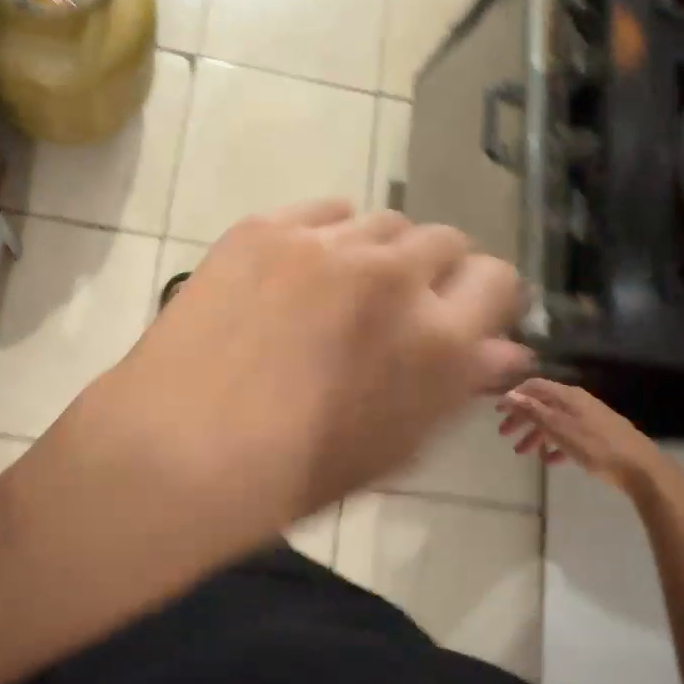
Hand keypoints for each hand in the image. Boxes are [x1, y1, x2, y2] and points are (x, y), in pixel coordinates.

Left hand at [75, 199, 531, 531]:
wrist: (177, 452)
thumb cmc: (294, 474)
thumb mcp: (394, 445)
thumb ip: (456, 386)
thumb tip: (506, 349)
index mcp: (436, 337)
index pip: (497, 279)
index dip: (485, 297)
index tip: (465, 314)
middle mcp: (391, 273)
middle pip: (443, 240)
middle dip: (434, 272)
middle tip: (397, 307)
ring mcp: (323, 242)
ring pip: (383, 221)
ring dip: (380, 252)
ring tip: (342, 292)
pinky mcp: (265, 227)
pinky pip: (324, 210)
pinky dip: (328, 234)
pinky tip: (302, 271)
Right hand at [497, 378, 666, 495]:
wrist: (640, 467)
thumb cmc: (595, 446)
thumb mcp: (559, 428)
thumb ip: (533, 411)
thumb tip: (508, 394)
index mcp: (567, 396)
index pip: (534, 386)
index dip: (513, 396)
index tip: (497, 411)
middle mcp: (577, 402)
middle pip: (542, 405)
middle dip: (521, 418)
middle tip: (504, 435)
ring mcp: (589, 419)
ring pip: (555, 422)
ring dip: (536, 435)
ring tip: (523, 453)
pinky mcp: (598, 437)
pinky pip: (569, 437)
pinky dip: (555, 445)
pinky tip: (549, 461)